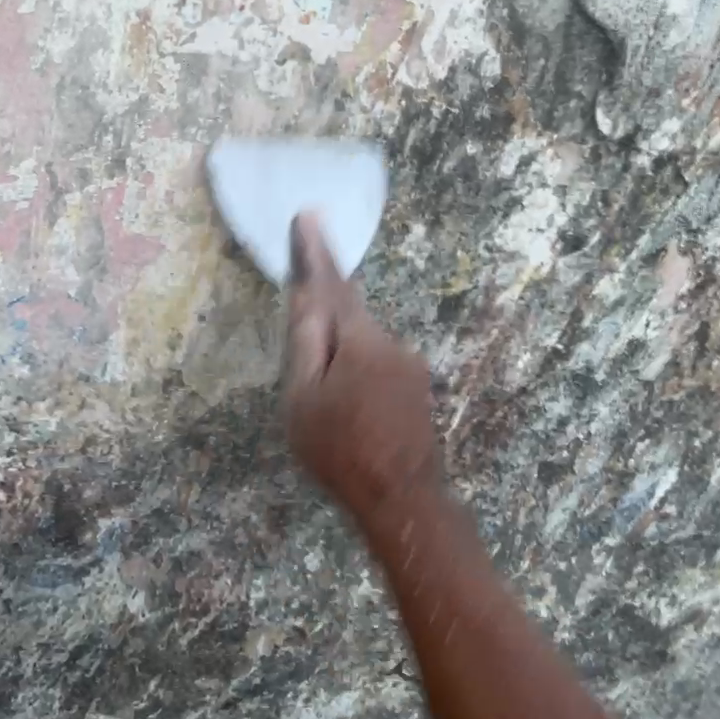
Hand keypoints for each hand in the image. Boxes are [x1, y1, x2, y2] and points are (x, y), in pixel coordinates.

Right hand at [283, 212, 439, 508]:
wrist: (403, 502)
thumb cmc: (340, 449)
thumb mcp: (303, 397)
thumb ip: (306, 341)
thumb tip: (306, 295)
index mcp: (360, 340)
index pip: (332, 285)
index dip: (316, 252)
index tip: (308, 216)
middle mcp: (391, 343)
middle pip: (348, 314)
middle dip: (325, 308)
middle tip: (304, 314)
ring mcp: (410, 366)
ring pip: (362, 343)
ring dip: (340, 352)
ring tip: (323, 395)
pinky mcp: (416, 388)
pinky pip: (376, 362)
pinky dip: (356, 368)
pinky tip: (348, 403)